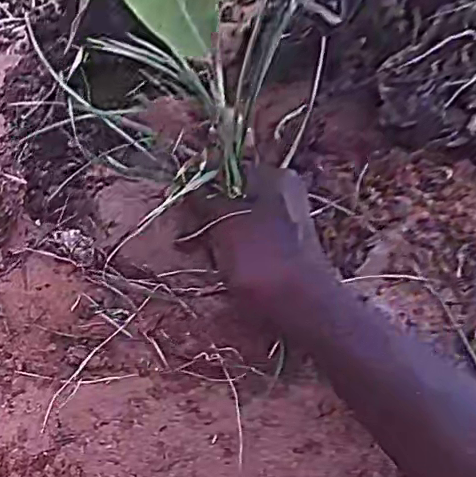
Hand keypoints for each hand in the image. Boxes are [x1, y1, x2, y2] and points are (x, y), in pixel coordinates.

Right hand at [189, 166, 336, 302]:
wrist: (296, 306)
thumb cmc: (261, 258)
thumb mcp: (226, 221)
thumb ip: (207, 201)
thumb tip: (188, 188)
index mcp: (275, 179)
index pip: (228, 170)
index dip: (199, 186)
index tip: (178, 205)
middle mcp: (282, 198)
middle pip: (229, 199)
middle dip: (203, 217)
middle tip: (185, 237)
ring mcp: (280, 227)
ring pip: (232, 225)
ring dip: (210, 239)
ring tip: (198, 256)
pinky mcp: (276, 255)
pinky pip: (241, 246)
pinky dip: (225, 255)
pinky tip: (217, 269)